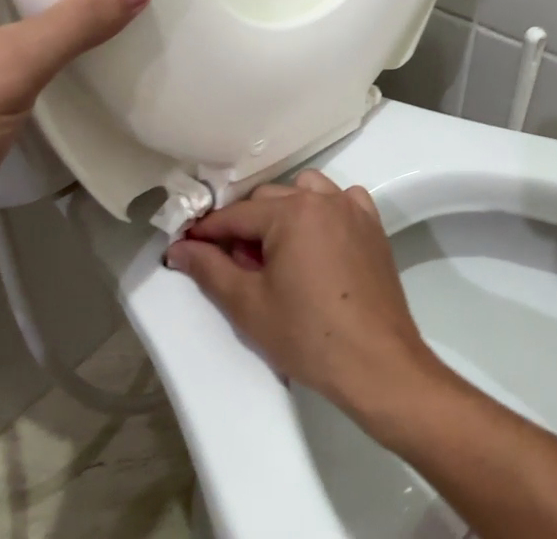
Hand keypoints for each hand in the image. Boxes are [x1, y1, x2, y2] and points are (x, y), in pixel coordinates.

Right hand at [165, 171, 438, 409]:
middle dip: (245, 226)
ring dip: (284, 213)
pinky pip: (341, 202)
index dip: (207, 232)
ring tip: (276, 253)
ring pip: (305, 192)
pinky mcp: (374, 228)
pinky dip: (323, 213)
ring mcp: (354, 211)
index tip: (187, 247)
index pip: (236, 214)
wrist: (377, 365)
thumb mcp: (248, 305)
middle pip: (269, 199)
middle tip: (235, 265)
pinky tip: (316, 244)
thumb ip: (209, 269)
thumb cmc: (308, 336)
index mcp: (292, 213)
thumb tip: (179, 248)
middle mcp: (325, 200)